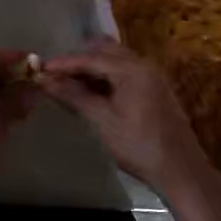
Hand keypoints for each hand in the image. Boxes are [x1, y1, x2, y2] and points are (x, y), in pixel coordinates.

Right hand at [37, 38, 212, 193]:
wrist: (179, 169)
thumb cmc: (138, 146)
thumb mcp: (102, 121)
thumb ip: (74, 96)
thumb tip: (46, 81)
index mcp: (132, 69)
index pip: (91, 58)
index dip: (64, 63)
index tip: (41, 69)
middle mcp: (144, 65)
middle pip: (104, 51)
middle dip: (78, 60)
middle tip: (55, 75)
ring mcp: (152, 76)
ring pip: (115, 60)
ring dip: (92, 68)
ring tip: (69, 85)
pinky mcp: (154, 89)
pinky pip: (125, 72)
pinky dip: (106, 77)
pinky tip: (92, 93)